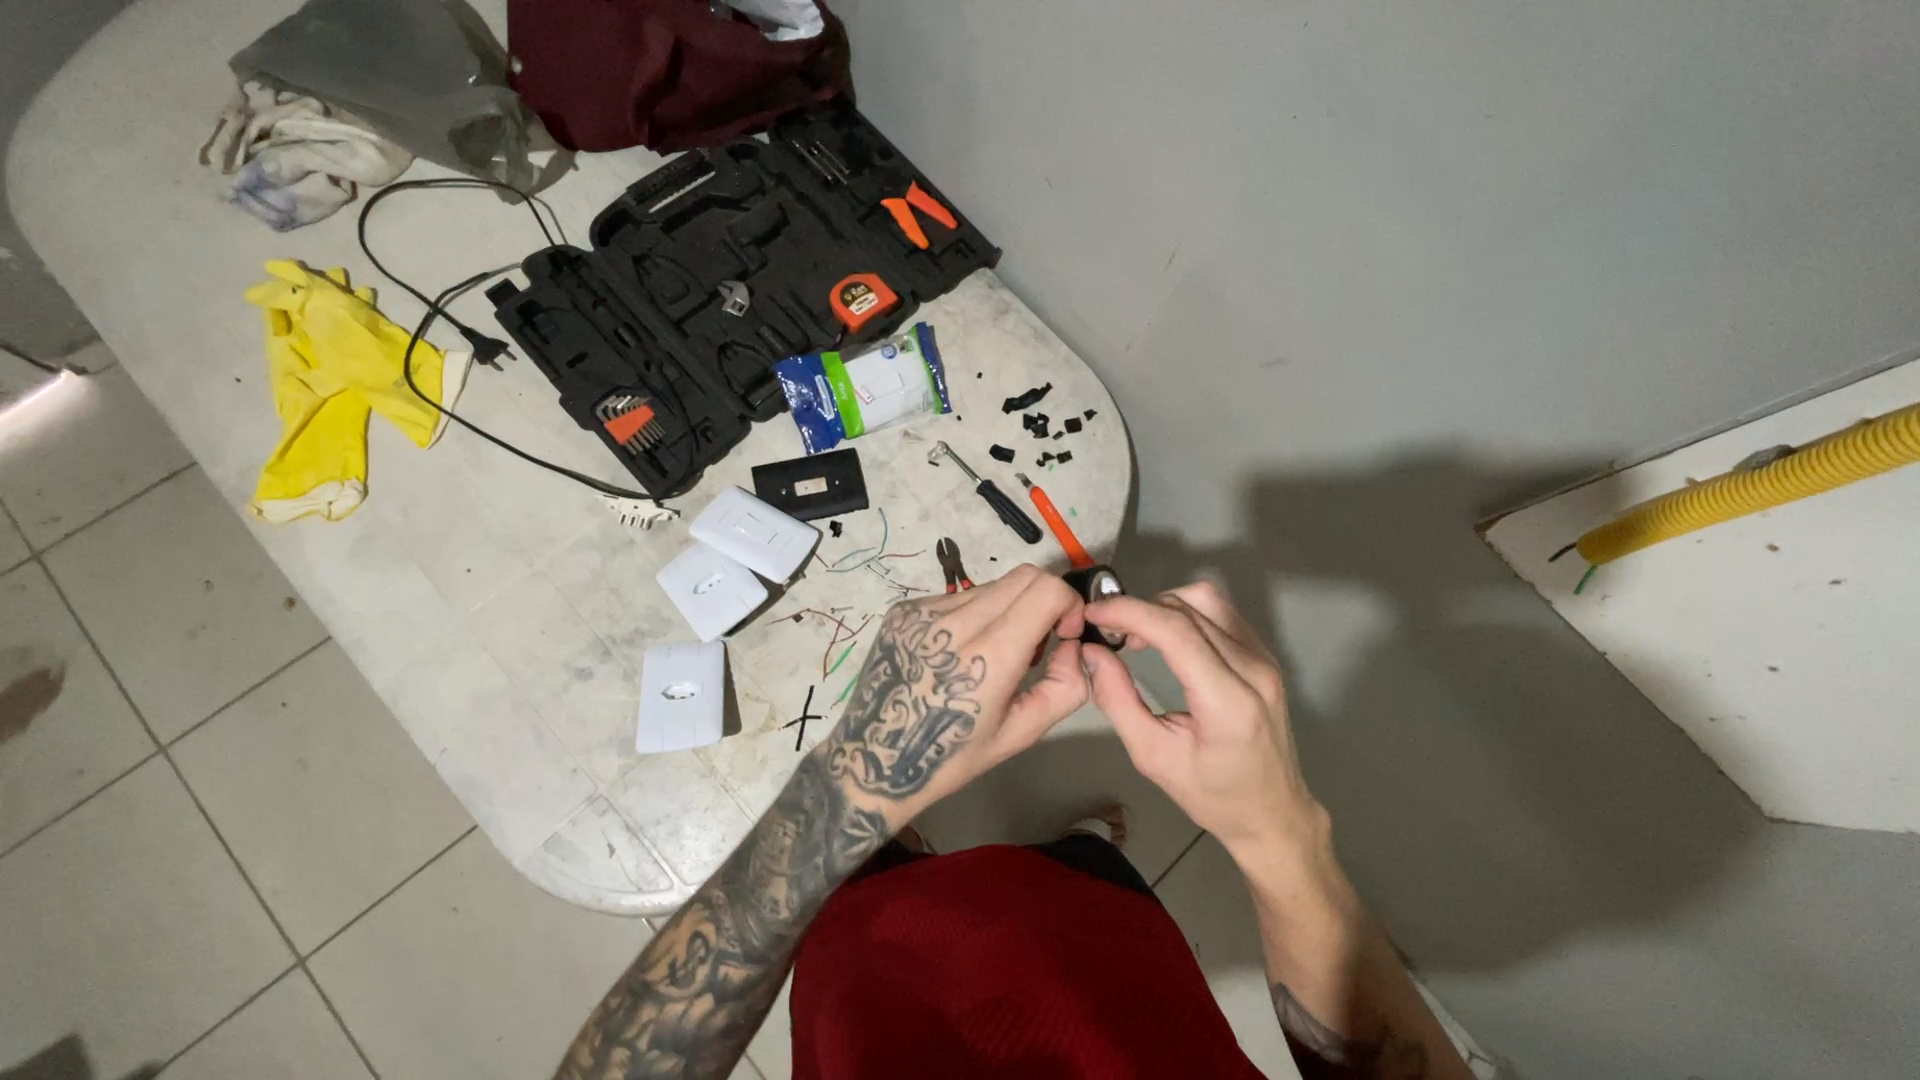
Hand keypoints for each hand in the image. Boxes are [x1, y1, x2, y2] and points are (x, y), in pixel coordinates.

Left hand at [823, 564, 1088, 819]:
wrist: (872, 760)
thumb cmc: (951, 756)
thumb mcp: (1021, 734)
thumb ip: (1065, 687)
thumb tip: (1074, 645)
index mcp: (988, 658)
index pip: (1047, 590)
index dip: (1069, 605)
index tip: (1065, 634)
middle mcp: (954, 623)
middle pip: (1024, 576)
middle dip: (1046, 601)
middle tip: (1038, 641)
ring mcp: (924, 612)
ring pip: (992, 585)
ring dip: (1010, 608)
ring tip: (995, 651)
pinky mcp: (903, 609)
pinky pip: (959, 596)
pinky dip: (976, 614)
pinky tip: (962, 652)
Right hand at [1083, 580, 1327, 862]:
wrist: (1273, 812)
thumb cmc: (1213, 795)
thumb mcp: (1153, 757)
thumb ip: (1118, 701)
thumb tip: (1091, 652)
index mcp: (1227, 701)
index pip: (1175, 631)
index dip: (1129, 612)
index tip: (1093, 615)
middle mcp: (1253, 669)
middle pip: (1188, 607)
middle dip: (1139, 609)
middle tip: (1109, 633)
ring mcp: (1263, 658)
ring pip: (1206, 599)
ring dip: (1163, 606)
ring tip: (1137, 636)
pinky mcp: (1264, 655)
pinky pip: (1220, 613)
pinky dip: (1184, 614)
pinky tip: (1166, 640)